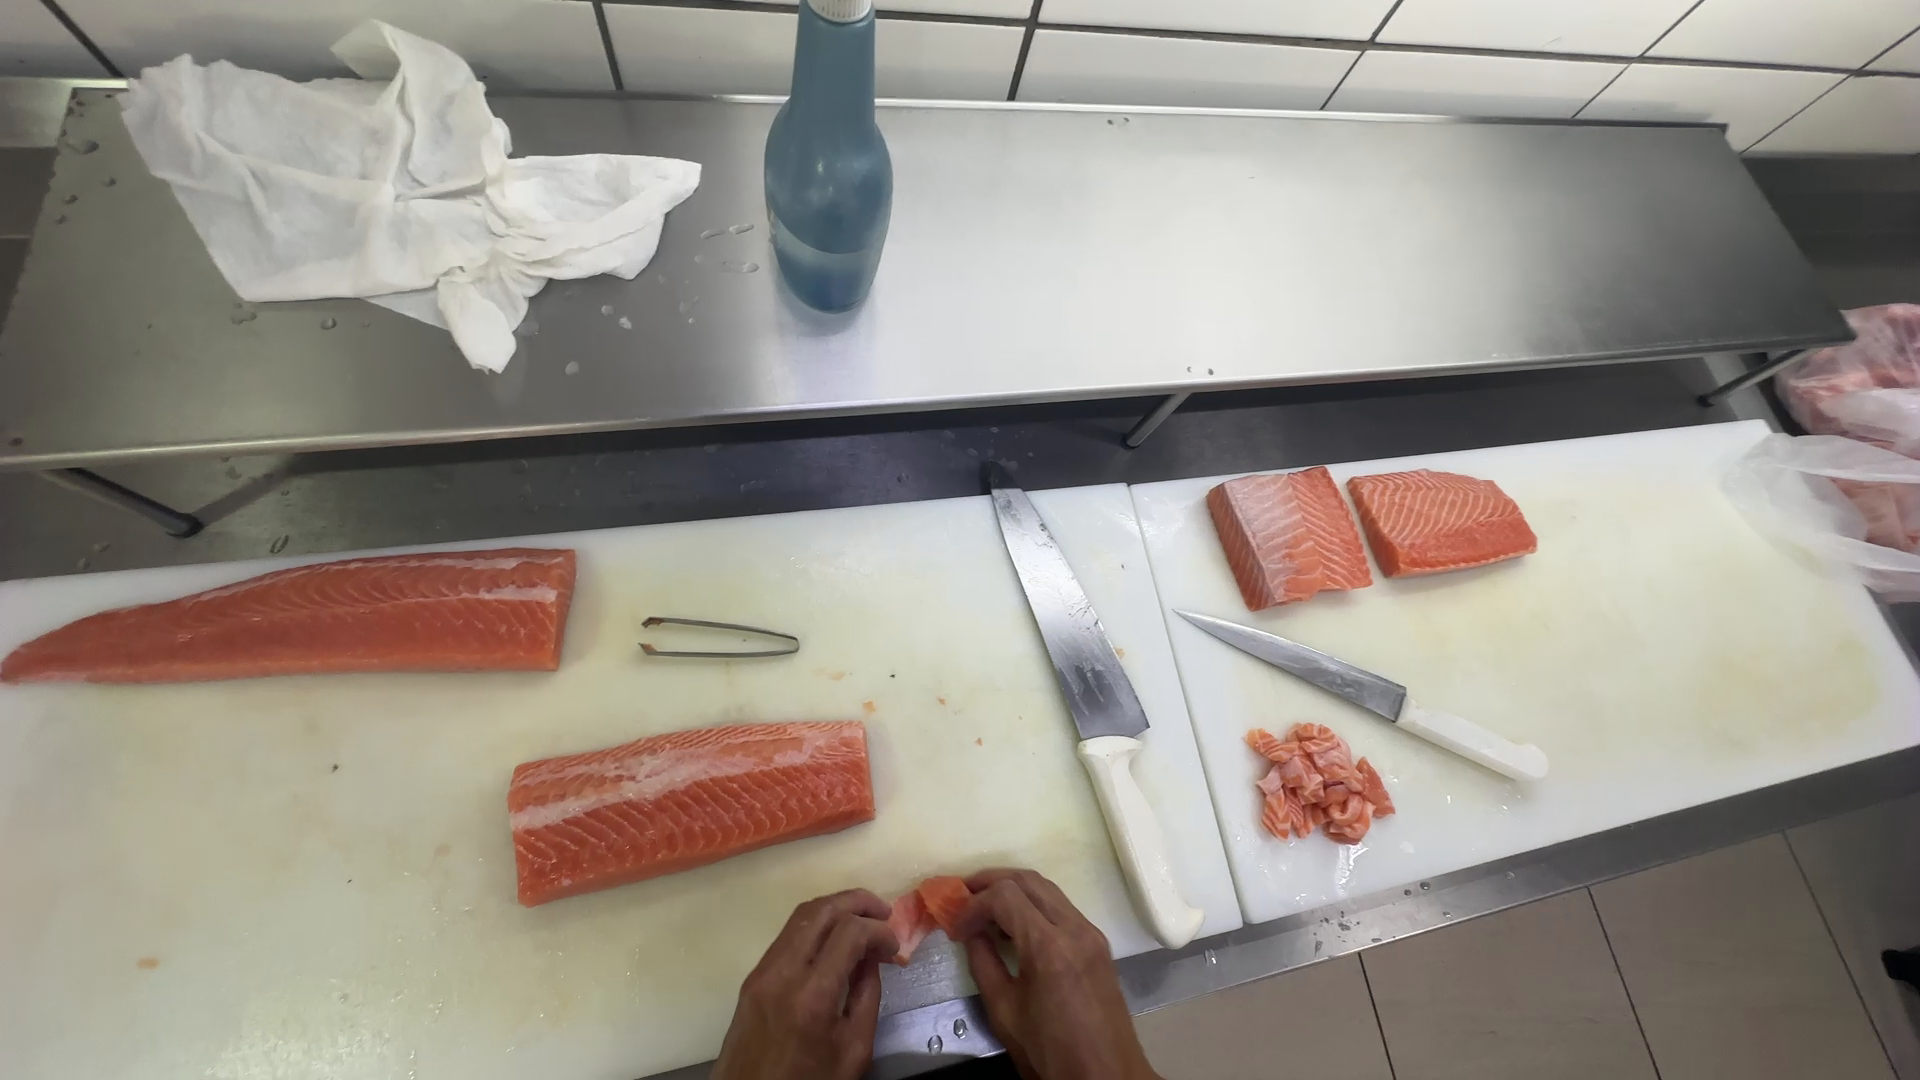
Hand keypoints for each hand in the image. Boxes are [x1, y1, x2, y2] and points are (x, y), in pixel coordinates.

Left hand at [711, 889, 897, 1079]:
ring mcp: (762, 971)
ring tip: (862, 919)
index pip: (850, 932)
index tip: (894, 946)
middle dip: (858, 901)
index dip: (879, 929)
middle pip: (823, 909)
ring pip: (802, 915)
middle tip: (884, 912)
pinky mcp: (752, 977)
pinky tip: (834, 938)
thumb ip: (868, 995)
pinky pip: (787, 935)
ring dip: (836, 908)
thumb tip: (872, 955)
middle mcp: (783, 972)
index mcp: (812, 996)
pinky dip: (816, 924)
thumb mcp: (853, 1051)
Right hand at [954, 869, 1160, 1079]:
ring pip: (1047, 887)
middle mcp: (1074, 928)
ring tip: (986, 906)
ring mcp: (1090, 931)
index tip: (957, 924)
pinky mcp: (1097, 941)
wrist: (1107, 1078)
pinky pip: (1061, 906)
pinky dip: (1034, 903)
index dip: (974, 903)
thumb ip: (983, 964)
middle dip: (992, 881)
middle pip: (1028, 879)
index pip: (1005, 896)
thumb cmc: (1051, 1054)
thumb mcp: (1005, 1013)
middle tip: (964, 894)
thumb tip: (971, 932)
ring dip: (1014, 888)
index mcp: (1049, 947)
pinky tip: (1016, 923)